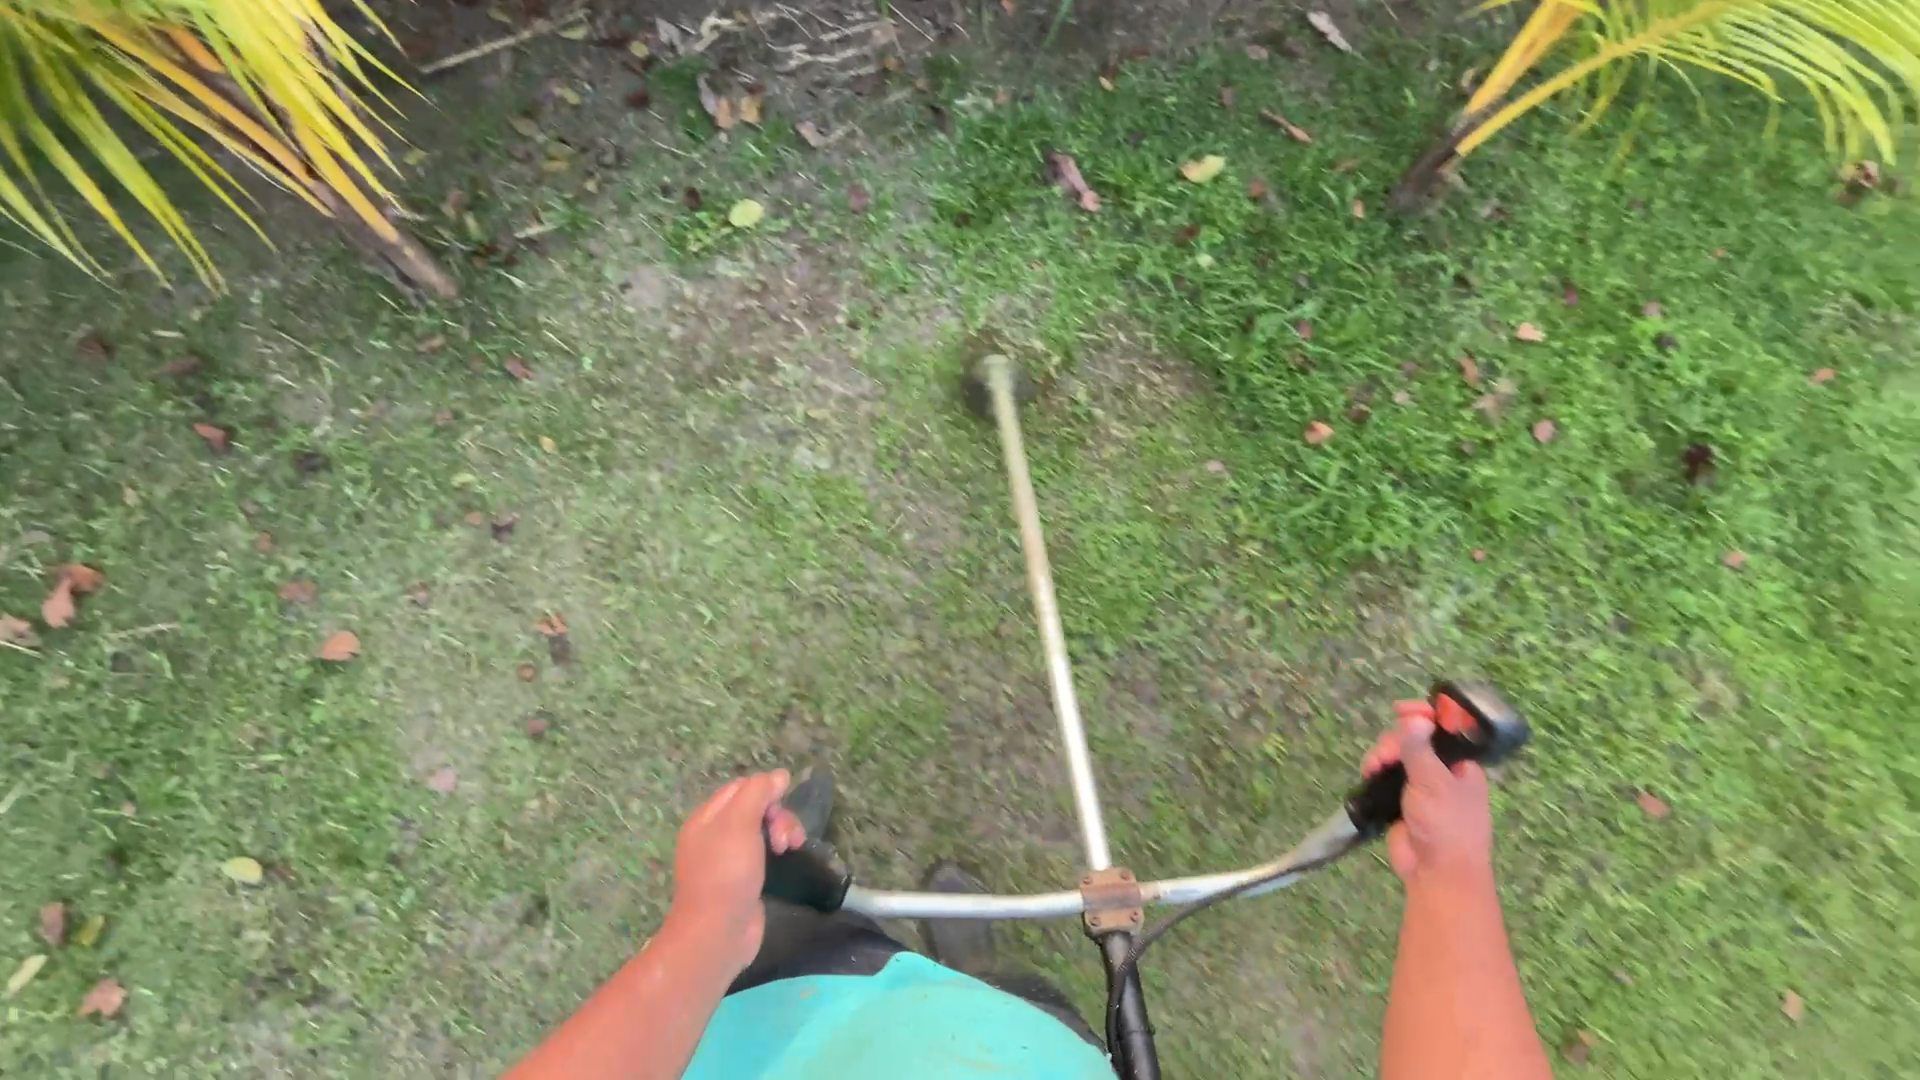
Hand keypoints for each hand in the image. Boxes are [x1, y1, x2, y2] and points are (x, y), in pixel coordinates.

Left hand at [662, 771, 806, 977]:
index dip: (765, 791)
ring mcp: (729, 859)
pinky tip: (788, 859)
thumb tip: (780, 776)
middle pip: (755, 808)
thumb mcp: (739, 822)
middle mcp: (715, 835)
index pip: (740, 787)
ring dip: (783, 831)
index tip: (781, 803)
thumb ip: (758, 792)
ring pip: (764, 830)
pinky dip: (779, 851)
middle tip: (786, 837)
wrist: (718, 933)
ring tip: (791, 848)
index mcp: (707, 818)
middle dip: (777, 815)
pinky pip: (765, 853)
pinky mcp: (744, 879)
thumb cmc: (726, 872)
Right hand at [1361, 699, 1493, 888]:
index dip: (1423, 714)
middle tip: (1386, 757)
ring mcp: (1421, 785)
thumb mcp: (1433, 781)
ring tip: (1373, 770)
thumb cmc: (1447, 825)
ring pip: (1396, 755)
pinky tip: (1369, 776)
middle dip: (1394, 741)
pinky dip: (1375, 771)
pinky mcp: (1401, 799)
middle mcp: (1442, 770)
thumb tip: (1415, 715)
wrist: (1436, 872)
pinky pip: (1385, 774)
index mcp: (1461, 764)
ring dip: (1381, 756)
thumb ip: (1419, 747)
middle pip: (1413, 737)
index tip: (1400, 709)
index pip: (1444, 727)